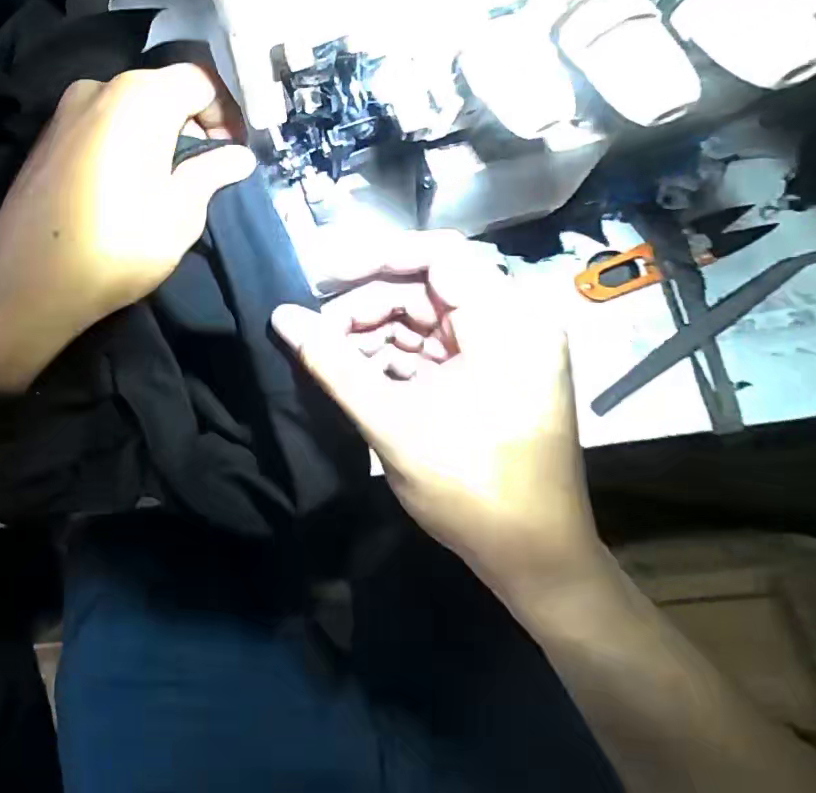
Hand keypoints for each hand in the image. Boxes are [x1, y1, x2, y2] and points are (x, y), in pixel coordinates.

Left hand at [0, 64, 255, 392]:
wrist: (25, 285)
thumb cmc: (116, 246)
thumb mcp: (181, 213)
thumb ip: (213, 173)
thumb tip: (239, 156)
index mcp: (138, 97)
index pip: (200, 81)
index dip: (226, 114)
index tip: (234, 152)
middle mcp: (98, 88)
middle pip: (163, 91)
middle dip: (192, 125)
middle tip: (207, 171)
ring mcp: (66, 112)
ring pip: (131, 110)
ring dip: (159, 136)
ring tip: (169, 184)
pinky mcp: (47, 139)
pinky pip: (102, 126)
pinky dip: (126, 144)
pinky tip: (128, 187)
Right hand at [270, 232, 607, 590]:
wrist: (535, 560)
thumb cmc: (472, 490)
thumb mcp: (392, 424)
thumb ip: (333, 364)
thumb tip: (281, 317)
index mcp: (506, 321)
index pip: (438, 254)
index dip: (375, 257)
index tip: (321, 278)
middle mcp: (512, 323)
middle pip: (426, 287)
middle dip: (366, 307)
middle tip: (316, 333)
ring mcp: (502, 350)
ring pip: (425, 318)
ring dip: (375, 334)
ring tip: (327, 357)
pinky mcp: (490, 374)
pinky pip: (434, 347)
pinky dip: (394, 357)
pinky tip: (354, 373)